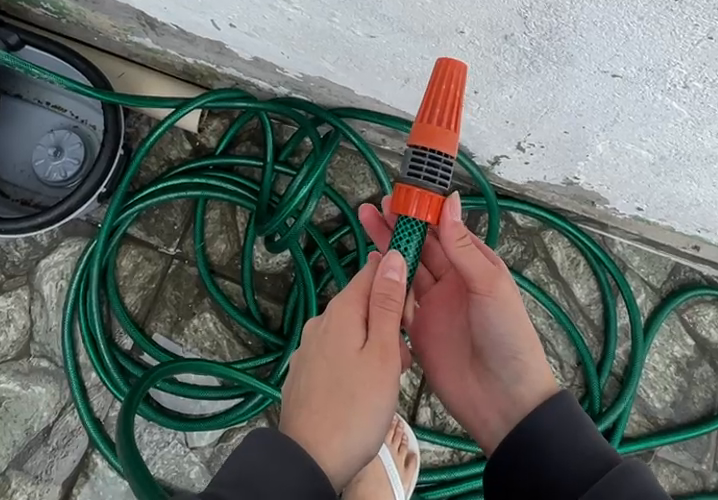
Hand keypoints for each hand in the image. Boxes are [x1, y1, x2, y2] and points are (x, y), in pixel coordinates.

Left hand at [279, 248, 411, 487]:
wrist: (309, 461)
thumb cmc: (355, 409)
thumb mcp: (383, 354)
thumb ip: (388, 303)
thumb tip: (393, 255)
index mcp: (342, 310)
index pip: (373, 272)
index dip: (397, 283)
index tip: (412, 313)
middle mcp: (321, 321)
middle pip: (363, 302)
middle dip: (389, 321)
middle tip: (404, 358)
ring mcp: (310, 347)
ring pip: (352, 330)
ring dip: (375, 345)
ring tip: (387, 381)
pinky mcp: (305, 372)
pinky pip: (338, 353)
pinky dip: (356, 362)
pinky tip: (364, 391)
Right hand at [359, 192, 558, 454]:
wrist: (505, 402)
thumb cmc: (508, 337)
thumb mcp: (489, 285)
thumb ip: (462, 246)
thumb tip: (450, 200)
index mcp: (474, 265)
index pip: (444, 229)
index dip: (422, 211)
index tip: (402, 193)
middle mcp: (452, 281)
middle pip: (420, 246)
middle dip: (397, 224)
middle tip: (373, 205)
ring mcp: (433, 306)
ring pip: (405, 269)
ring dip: (386, 246)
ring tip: (365, 222)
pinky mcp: (418, 331)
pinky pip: (397, 302)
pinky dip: (383, 283)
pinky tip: (369, 265)